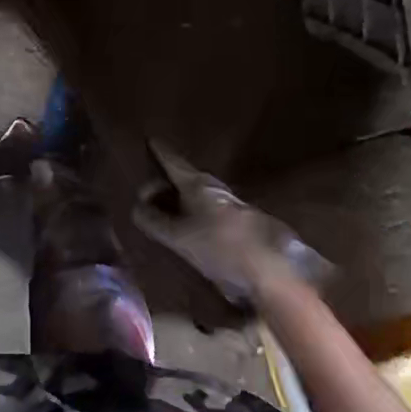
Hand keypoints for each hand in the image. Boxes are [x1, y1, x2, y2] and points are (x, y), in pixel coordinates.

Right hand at [133, 141, 331, 303]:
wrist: (274, 272)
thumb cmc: (220, 247)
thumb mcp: (179, 237)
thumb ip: (155, 222)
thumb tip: (136, 208)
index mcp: (197, 185)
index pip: (172, 162)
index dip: (159, 152)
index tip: (150, 139)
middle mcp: (214, 189)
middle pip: (186, 178)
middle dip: (168, 180)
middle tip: (150, 187)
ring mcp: (231, 207)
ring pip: (198, 196)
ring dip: (182, 199)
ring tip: (167, 208)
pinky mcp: (242, 225)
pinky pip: (209, 212)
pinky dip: (194, 213)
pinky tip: (191, 228)